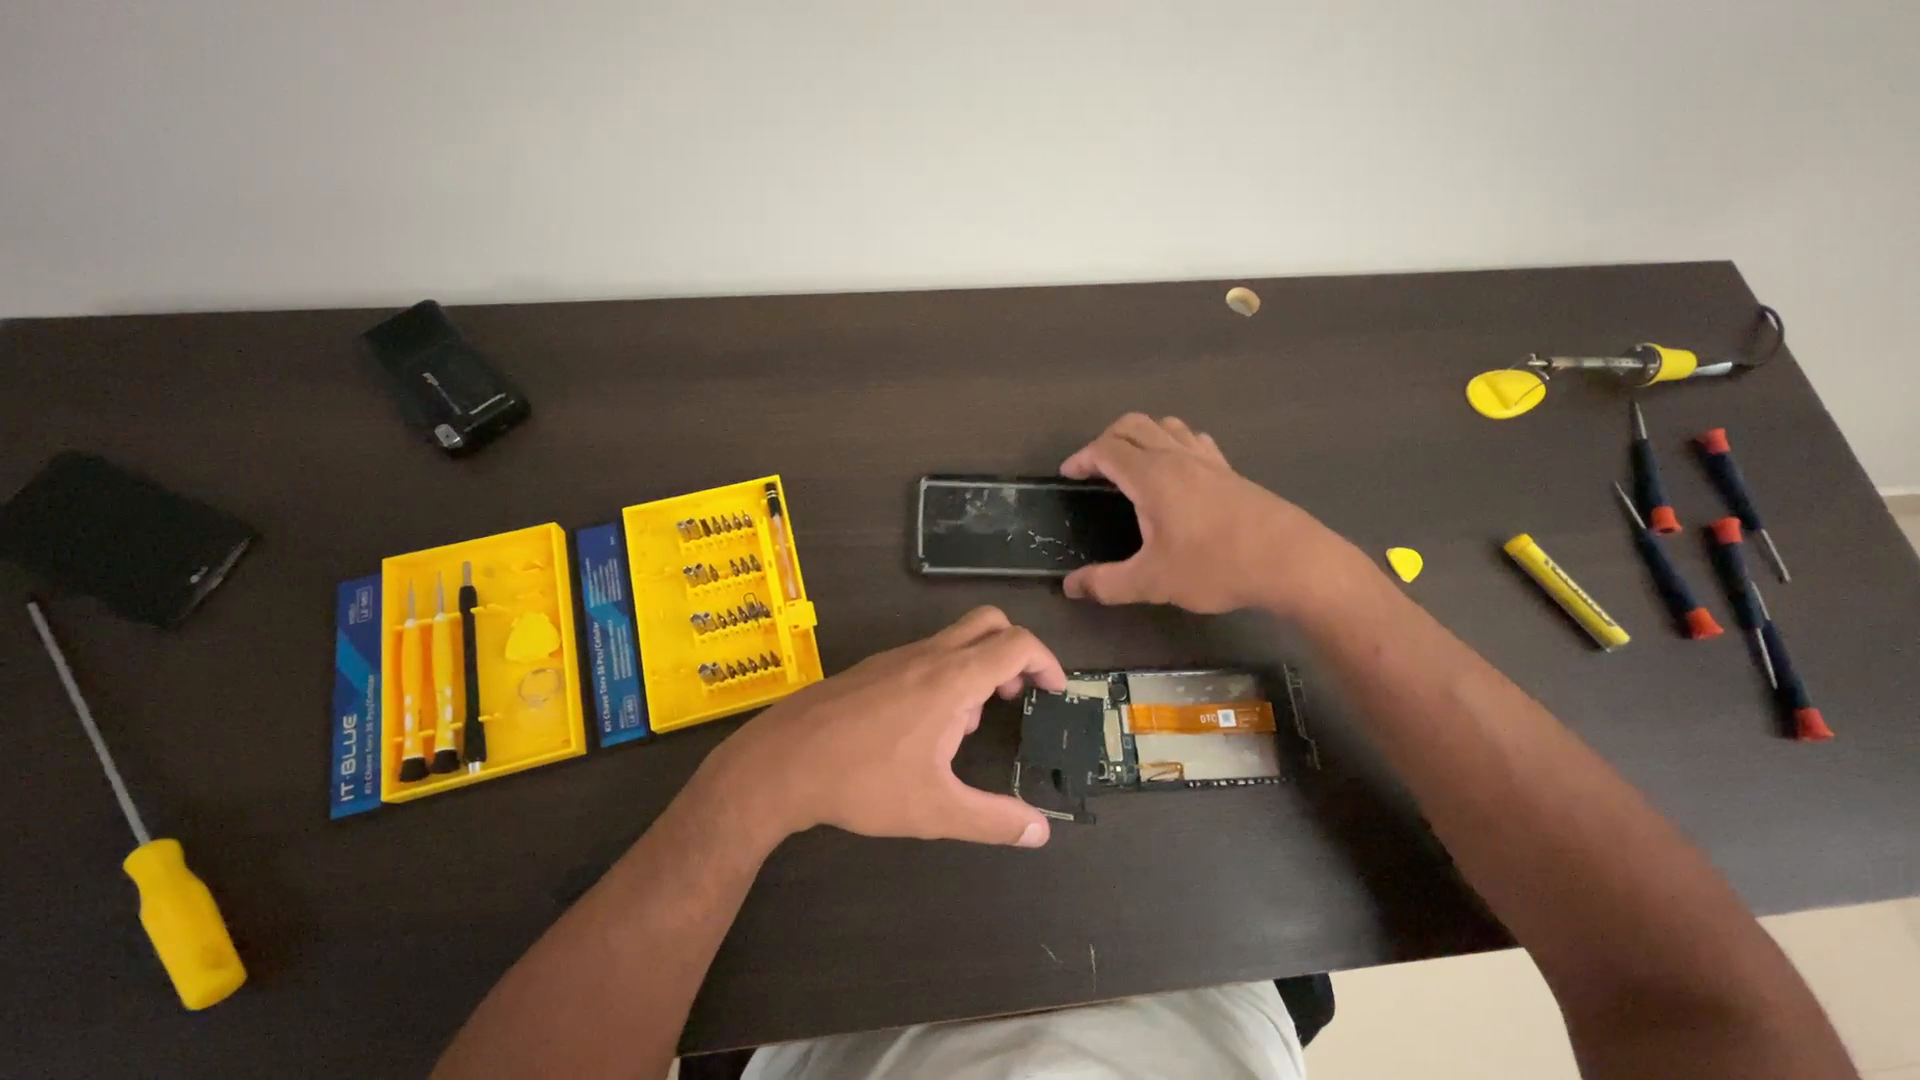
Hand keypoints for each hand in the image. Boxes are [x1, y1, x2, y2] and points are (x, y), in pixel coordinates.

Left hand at [706, 607, 1064, 847]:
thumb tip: (1040, 832)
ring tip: (967, 725)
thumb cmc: (863, 781)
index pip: (1016, 644)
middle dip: (1015, 651)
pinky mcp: (871, 669)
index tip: (1054, 692)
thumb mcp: (936, 810)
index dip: (1046, 661)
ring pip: (954, 639)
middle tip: (1016, 695)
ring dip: (977, 667)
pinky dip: (944, 675)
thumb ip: (994, 821)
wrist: (780, 762)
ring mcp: (896, 658)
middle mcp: (928, 656)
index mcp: (952, 679)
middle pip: (989, 623)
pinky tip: (923, 728)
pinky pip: (924, 655)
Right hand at [1060, 413, 1364, 615]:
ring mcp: (1209, 461)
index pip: (1106, 449)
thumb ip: (1106, 583)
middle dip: (1107, 439)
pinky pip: (1194, 440)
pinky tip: (1178, 469)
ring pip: (1167, 425)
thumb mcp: (1152, 582)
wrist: (1291, 561)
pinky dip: (1174, 442)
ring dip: (1142, 435)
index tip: (1068, 474)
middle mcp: (1178, 457)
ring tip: (1132, 463)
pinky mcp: (1232, 472)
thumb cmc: (1216, 567)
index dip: (1082, 458)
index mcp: (1152, 476)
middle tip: (1095, 467)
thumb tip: (1070, 586)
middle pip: (1134, 425)